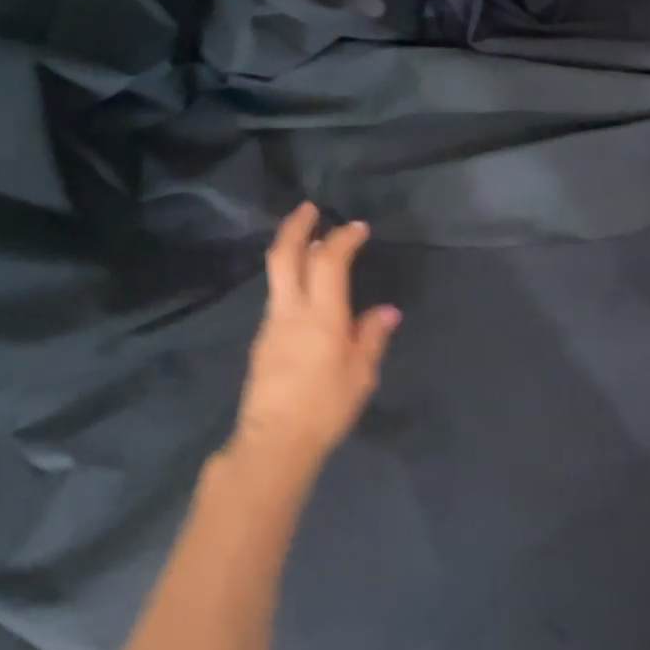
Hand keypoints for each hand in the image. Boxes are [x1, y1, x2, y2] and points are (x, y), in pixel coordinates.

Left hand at [225, 203, 400, 479]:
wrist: (275, 441)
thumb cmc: (326, 408)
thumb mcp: (362, 375)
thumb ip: (372, 337)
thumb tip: (385, 311)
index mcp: (322, 316)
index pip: (330, 262)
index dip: (343, 239)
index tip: (358, 228)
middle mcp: (291, 312)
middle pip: (287, 256)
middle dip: (298, 227)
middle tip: (310, 208)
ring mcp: (272, 326)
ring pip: (278, 277)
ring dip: (294, 254)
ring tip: (314, 247)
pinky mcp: (264, 343)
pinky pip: (279, 301)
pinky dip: (293, 283)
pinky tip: (307, 296)